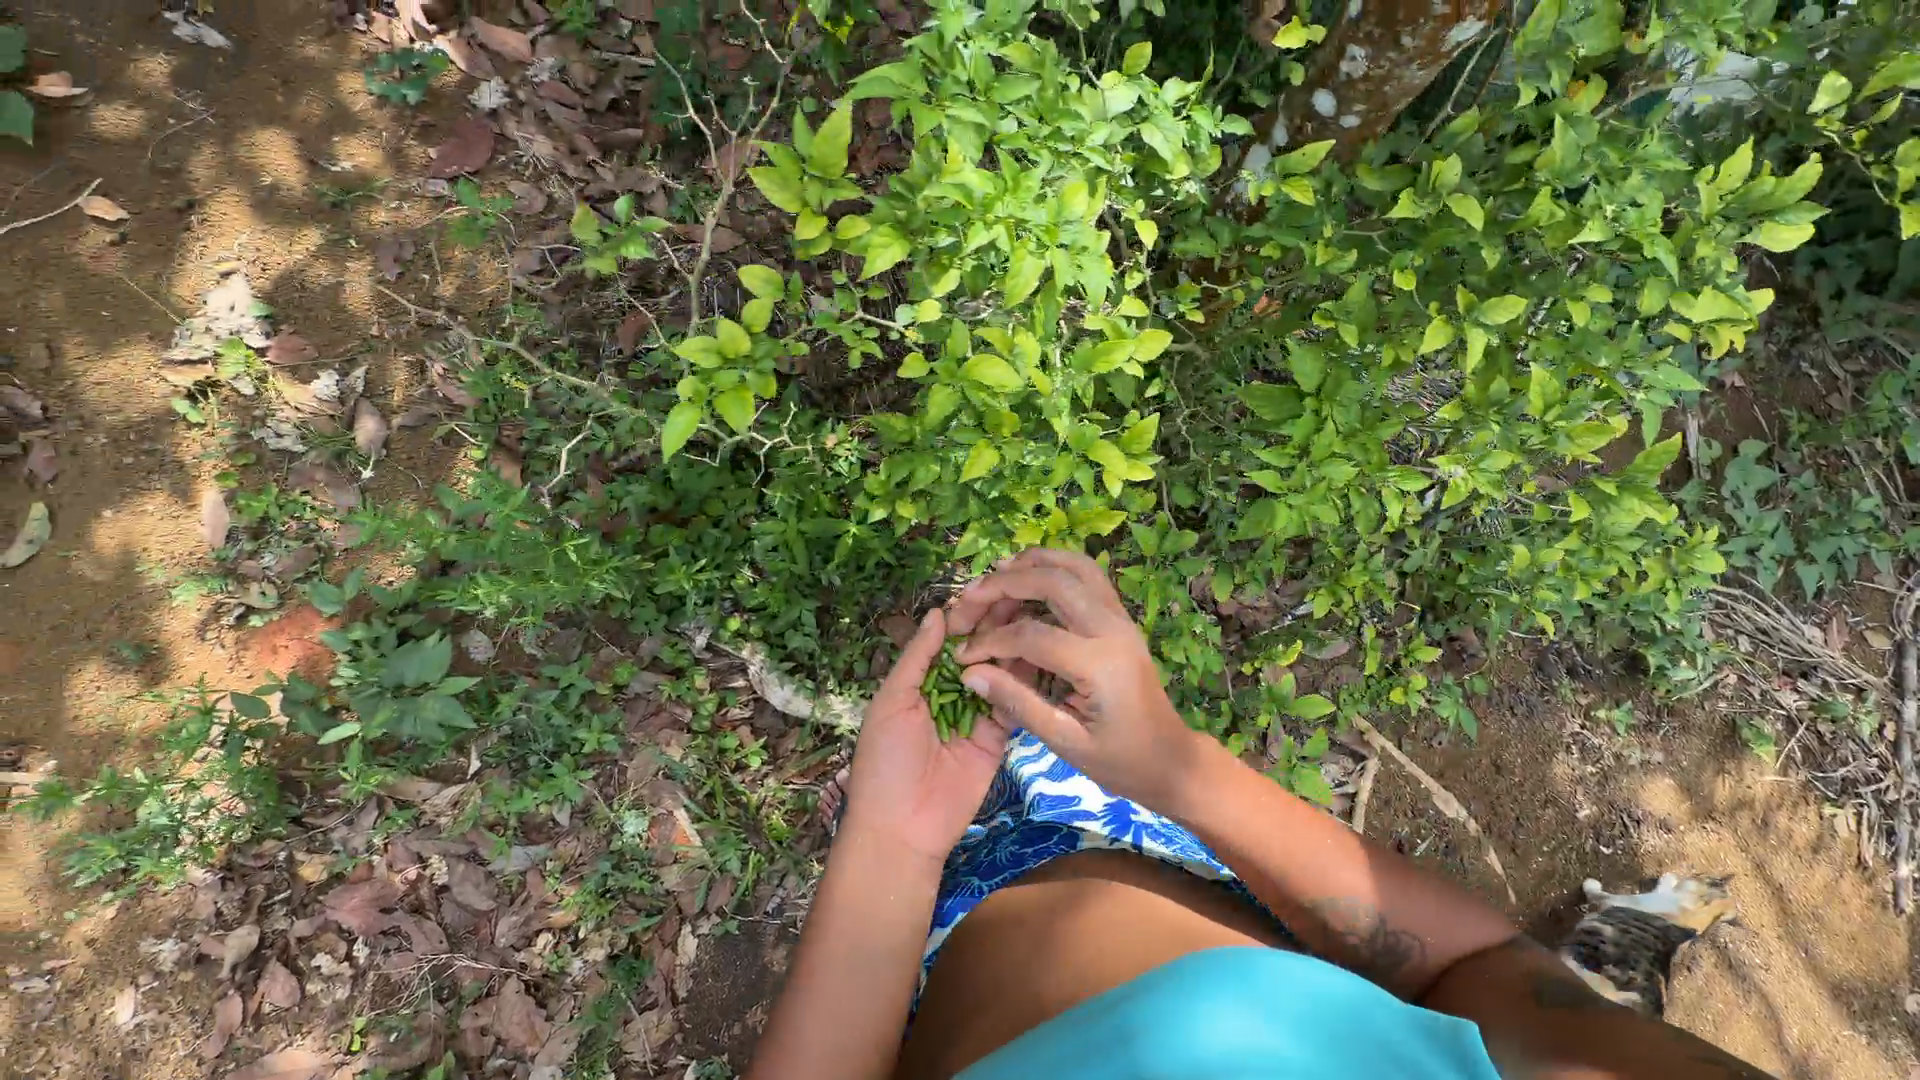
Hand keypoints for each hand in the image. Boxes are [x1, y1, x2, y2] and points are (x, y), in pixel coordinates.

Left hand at [838, 608, 1012, 866]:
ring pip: (999, 671)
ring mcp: (977, 713)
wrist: (902, 827)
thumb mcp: (892, 701)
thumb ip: (917, 657)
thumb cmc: (885, 760)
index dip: (967, 615)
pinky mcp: (999, 736)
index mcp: (921, 681)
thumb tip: (938, 612)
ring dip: (1014, 644)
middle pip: (978, 650)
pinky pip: (1014, 704)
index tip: (990, 586)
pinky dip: (1025, 681)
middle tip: (1022, 593)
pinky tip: (1044, 652)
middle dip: (996, 624)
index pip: (948, 639)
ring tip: (1037, 612)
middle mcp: (951, 692)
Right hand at [948, 548, 1209, 810]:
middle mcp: (1112, 629)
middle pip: (1053, 582)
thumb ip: (1017, 702)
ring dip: (1031, 564)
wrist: (1171, 760)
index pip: (1030, 635)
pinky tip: (1027, 575)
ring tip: (993, 575)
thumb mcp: (1065, 742)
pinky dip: (1054, 567)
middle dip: (1004, 584)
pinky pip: (1087, 575)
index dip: (989, 641)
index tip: (962, 656)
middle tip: (969, 597)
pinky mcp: (1121, 617)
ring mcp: (1121, 618)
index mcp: (1098, 665)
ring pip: (1074, 565)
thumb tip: (970, 673)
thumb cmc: (1120, 760)